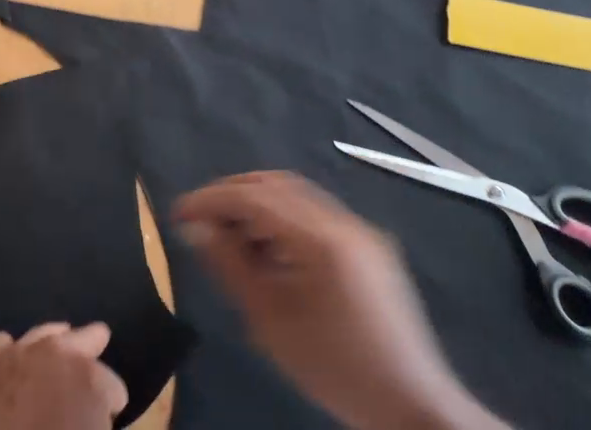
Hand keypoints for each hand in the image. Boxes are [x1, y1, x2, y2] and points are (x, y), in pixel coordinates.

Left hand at [0, 323, 127, 429]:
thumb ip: (94, 417)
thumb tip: (86, 412)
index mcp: (90, 380)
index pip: (113, 388)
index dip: (111, 405)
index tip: (106, 416)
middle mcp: (56, 354)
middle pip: (81, 340)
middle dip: (91, 342)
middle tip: (99, 335)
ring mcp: (19, 353)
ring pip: (43, 335)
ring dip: (54, 338)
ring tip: (62, 334)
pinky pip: (6, 346)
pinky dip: (14, 351)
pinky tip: (16, 354)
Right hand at [175, 172, 507, 429]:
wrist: (412, 407)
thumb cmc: (333, 366)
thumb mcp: (268, 319)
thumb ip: (229, 264)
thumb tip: (194, 227)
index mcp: (320, 239)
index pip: (252, 197)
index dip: (209, 200)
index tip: (177, 214)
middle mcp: (344, 223)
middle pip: (275, 183)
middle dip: (230, 193)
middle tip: (200, 217)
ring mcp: (362, 233)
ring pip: (296, 194)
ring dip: (256, 202)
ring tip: (228, 233)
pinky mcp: (370, 248)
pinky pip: (315, 213)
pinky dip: (282, 216)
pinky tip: (266, 247)